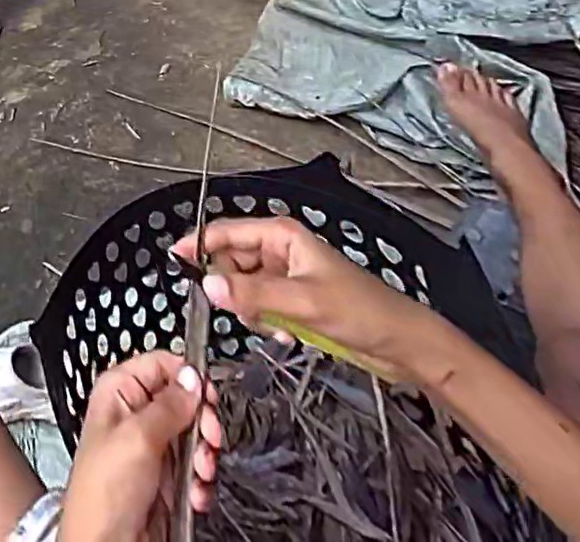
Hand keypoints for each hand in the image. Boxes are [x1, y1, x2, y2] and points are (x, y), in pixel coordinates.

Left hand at [59, 352, 221, 541]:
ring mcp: (150, 446)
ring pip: (193, 435)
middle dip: (201, 422)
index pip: (160, 364)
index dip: (187, 377)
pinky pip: (194, 468)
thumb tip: (191, 376)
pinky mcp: (163, 477)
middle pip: (183, 400)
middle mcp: (133, 414)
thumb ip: (169, 405)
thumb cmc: (103, 490)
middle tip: (207, 439)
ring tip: (200, 473)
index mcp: (119, 390)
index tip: (207, 396)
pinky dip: (201, 482)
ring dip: (204, 456)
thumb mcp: (139, 438)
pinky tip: (195, 495)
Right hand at [173, 217, 453, 382]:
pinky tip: (284, 332)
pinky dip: (264, 319)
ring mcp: (282, 273)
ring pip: (241, 286)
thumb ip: (252, 293)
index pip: (224, 233)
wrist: (404, 346)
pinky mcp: (289, 296)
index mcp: (279, 235)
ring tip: (274, 325)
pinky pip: (257, 303)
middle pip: (229, 262)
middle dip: (232, 288)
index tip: (175, 261)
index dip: (197, 244)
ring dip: (250, 309)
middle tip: (242, 310)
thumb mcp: (302, 302)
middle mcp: (276, 249)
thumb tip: (207, 285)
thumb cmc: (360, 312)